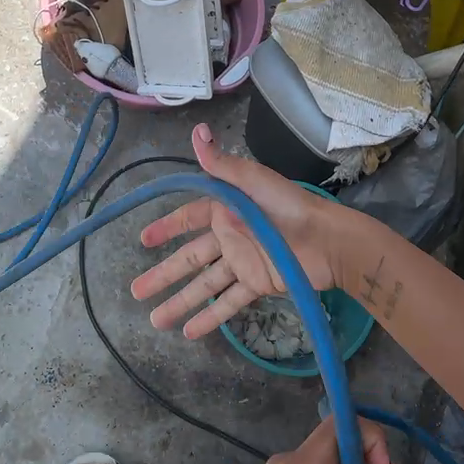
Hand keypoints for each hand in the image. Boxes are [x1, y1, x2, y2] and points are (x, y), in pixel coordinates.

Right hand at [131, 124, 346, 338]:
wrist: (327, 240)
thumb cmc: (290, 205)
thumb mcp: (253, 181)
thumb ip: (222, 164)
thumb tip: (197, 131)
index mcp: (226, 208)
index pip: (189, 218)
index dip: (166, 227)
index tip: (143, 240)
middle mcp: (230, 235)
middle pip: (190, 257)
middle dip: (164, 273)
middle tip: (136, 291)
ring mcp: (243, 262)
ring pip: (204, 283)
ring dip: (180, 301)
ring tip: (155, 320)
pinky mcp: (257, 284)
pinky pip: (229, 302)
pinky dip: (210, 316)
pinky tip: (190, 332)